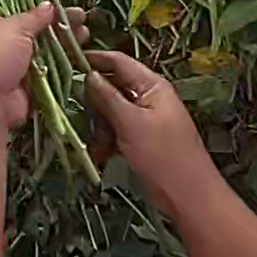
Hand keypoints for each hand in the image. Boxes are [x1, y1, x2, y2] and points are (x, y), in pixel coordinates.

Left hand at [0, 3, 86, 134]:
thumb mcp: (15, 27)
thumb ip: (35, 16)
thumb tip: (48, 5)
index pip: (20, 11)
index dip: (42, 8)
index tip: (64, 6)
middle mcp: (3, 43)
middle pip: (36, 31)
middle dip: (59, 25)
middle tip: (82, 19)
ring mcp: (16, 66)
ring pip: (45, 51)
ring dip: (65, 43)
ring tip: (85, 34)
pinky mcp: (29, 86)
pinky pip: (49, 71)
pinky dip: (63, 64)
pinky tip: (80, 54)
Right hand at [84, 51, 219, 218]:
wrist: (188, 197)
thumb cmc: (163, 156)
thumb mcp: (131, 123)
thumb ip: (107, 96)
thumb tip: (88, 74)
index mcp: (151, 85)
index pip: (118, 62)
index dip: (94, 59)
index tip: (67, 59)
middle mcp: (147, 96)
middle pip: (111, 87)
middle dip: (95, 103)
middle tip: (82, 118)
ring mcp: (144, 118)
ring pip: (111, 110)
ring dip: (99, 126)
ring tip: (97, 145)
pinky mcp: (140, 137)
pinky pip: (116, 129)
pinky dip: (107, 139)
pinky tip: (101, 154)